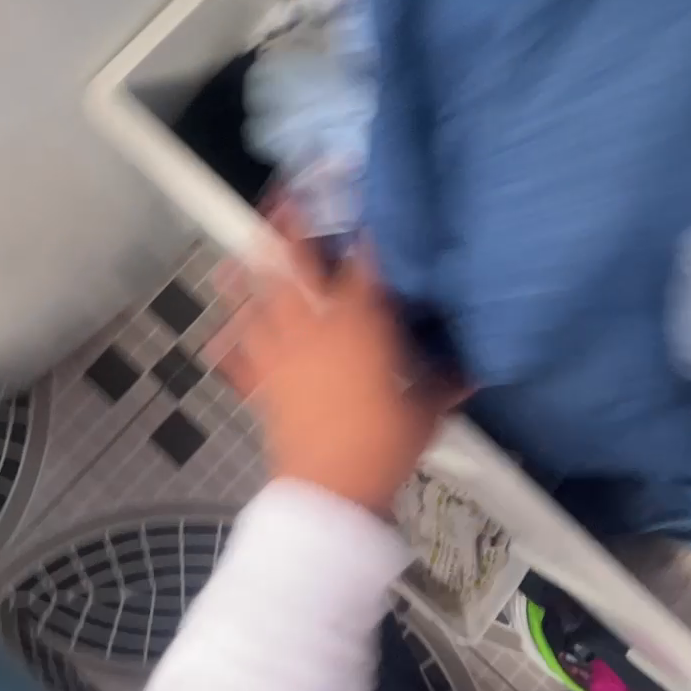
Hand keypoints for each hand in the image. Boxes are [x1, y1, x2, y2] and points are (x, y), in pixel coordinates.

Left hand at [209, 206, 460, 515]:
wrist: (330, 492)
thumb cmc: (382, 447)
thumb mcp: (425, 413)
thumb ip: (445, 383)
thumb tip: (474, 369)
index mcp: (358, 326)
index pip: (363, 266)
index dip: (362, 231)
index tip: (359, 206)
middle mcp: (313, 328)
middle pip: (294, 267)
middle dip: (288, 229)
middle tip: (282, 198)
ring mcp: (280, 353)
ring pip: (256, 302)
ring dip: (245, 277)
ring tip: (235, 255)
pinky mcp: (260, 383)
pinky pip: (237, 358)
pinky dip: (226, 344)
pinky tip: (216, 334)